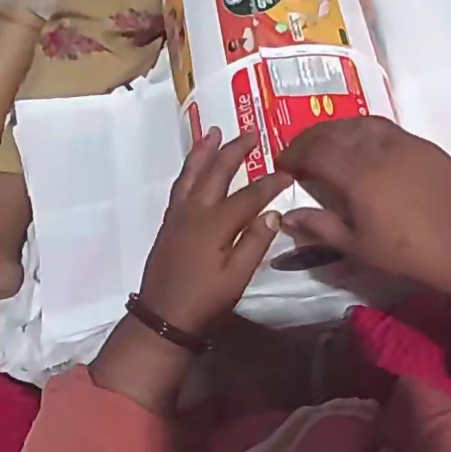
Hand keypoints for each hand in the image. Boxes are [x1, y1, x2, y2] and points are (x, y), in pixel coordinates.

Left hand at [138, 128, 289, 332]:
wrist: (162, 318)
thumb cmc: (204, 301)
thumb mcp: (237, 277)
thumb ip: (255, 242)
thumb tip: (273, 212)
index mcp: (215, 224)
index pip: (249, 195)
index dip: (270, 183)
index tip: (289, 174)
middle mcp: (195, 211)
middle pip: (217, 173)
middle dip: (234, 151)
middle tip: (250, 134)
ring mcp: (178, 215)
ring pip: (192, 174)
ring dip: (204, 151)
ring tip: (213, 133)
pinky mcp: (169, 223)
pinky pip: (180, 186)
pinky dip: (189, 170)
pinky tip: (194, 168)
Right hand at [277, 118, 450, 292]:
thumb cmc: (405, 253)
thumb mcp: (357, 246)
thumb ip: (319, 226)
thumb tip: (286, 215)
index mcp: (358, 176)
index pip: (315, 152)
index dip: (293, 155)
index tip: (282, 165)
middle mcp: (378, 150)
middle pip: (333, 132)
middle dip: (309, 139)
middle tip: (298, 153)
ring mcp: (403, 143)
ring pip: (359, 123)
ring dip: (335, 130)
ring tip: (325, 144)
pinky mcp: (421, 145)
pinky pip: (384, 127)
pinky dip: (362, 130)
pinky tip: (359, 145)